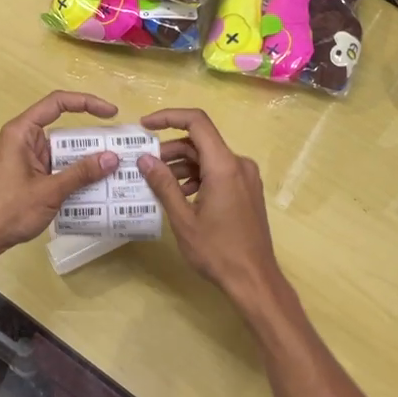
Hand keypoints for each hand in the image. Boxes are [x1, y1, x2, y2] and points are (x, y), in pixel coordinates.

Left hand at [0, 92, 120, 258]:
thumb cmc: (7, 210)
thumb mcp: (49, 191)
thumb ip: (81, 173)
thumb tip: (113, 158)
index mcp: (21, 133)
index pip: (57, 104)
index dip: (86, 103)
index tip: (112, 113)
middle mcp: (24, 141)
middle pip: (64, 131)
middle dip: (92, 141)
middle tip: (121, 151)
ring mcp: (26, 161)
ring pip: (62, 154)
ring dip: (85, 163)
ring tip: (116, 172)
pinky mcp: (29, 179)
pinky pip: (57, 171)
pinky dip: (74, 177)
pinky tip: (96, 190)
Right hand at [136, 109, 283, 305]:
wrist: (253, 279)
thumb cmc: (217, 251)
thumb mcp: (182, 219)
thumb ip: (163, 185)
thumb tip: (144, 159)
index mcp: (224, 166)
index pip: (197, 122)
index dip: (169, 117)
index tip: (144, 126)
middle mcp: (239, 164)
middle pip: (201, 141)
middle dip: (171, 149)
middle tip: (145, 166)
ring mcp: (246, 177)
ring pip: (209, 158)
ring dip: (182, 165)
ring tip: (158, 184)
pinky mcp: (247, 190)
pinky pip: (219, 172)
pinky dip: (198, 177)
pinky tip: (181, 196)